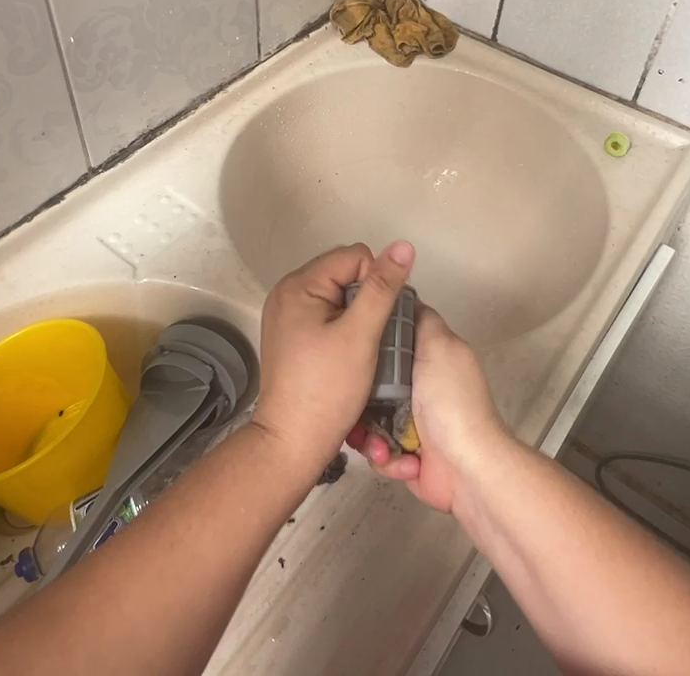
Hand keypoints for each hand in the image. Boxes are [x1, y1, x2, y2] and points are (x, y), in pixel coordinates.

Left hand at [250, 241, 415, 473]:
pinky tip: (348, 355)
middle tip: (371, 339)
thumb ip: (382, 288)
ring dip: (358, 317)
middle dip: (367, 300)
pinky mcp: (291, 337)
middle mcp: (287, 293)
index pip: (354, 257)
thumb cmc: (327, 390)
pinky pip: (327, 316)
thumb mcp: (361, 335)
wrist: (292, 443)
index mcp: (298, 285)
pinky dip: (344, 329)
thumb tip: (403, 246)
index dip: (376, 284)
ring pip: (339, 297)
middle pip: (345, 274)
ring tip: (361, 349)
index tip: (377, 323)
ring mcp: (286, 316)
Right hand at [349, 306, 508, 514]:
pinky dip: (387, 457)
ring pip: (368, 418)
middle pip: (370, 383)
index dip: (368, 340)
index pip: (390, 340)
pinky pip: (378, 450)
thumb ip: (423, 320)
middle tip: (354, 406)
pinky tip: (404, 461)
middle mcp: (418, 387)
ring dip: (370, 435)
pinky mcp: (405, 452)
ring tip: (380, 444)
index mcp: (428, 359)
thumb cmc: (452, 404)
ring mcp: (411, 421)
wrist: (467, 467)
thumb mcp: (440, 346)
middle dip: (358, 398)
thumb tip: (406, 296)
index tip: (348, 343)